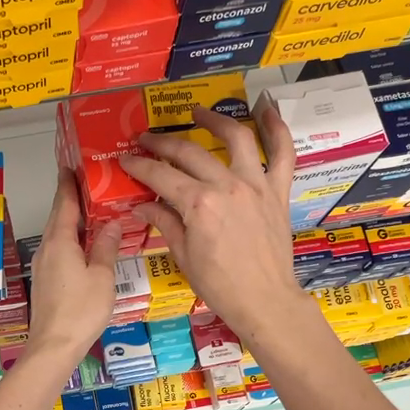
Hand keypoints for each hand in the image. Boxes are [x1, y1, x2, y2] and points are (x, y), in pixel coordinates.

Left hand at [27, 167, 122, 362]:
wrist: (54, 346)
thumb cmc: (81, 310)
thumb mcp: (102, 277)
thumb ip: (106, 247)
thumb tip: (111, 223)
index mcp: (60, 242)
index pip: (65, 203)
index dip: (69, 183)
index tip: (71, 165)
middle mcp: (47, 249)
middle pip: (59, 217)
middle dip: (70, 198)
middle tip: (85, 181)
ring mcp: (43, 266)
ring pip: (57, 235)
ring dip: (71, 220)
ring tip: (90, 210)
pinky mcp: (45, 281)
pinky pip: (58, 250)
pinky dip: (70, 240)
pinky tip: (83, 244)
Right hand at [120, 104, 308, 342]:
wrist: (264, 300)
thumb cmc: (219, 286)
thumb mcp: (183, 256)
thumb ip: (164, 223)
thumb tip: (142, 206)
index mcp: (199, 205)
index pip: (161, 176)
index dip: (139, 166)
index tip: (126, 159)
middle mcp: (227, 186)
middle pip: (189, 153)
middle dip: (162, 143)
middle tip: (146, 139)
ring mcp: (255, 185)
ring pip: (236, 138)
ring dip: (215, 120)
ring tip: (198, 112)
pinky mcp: (277, 191)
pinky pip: (283, 153)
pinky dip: (277, 128)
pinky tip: (267, 108)